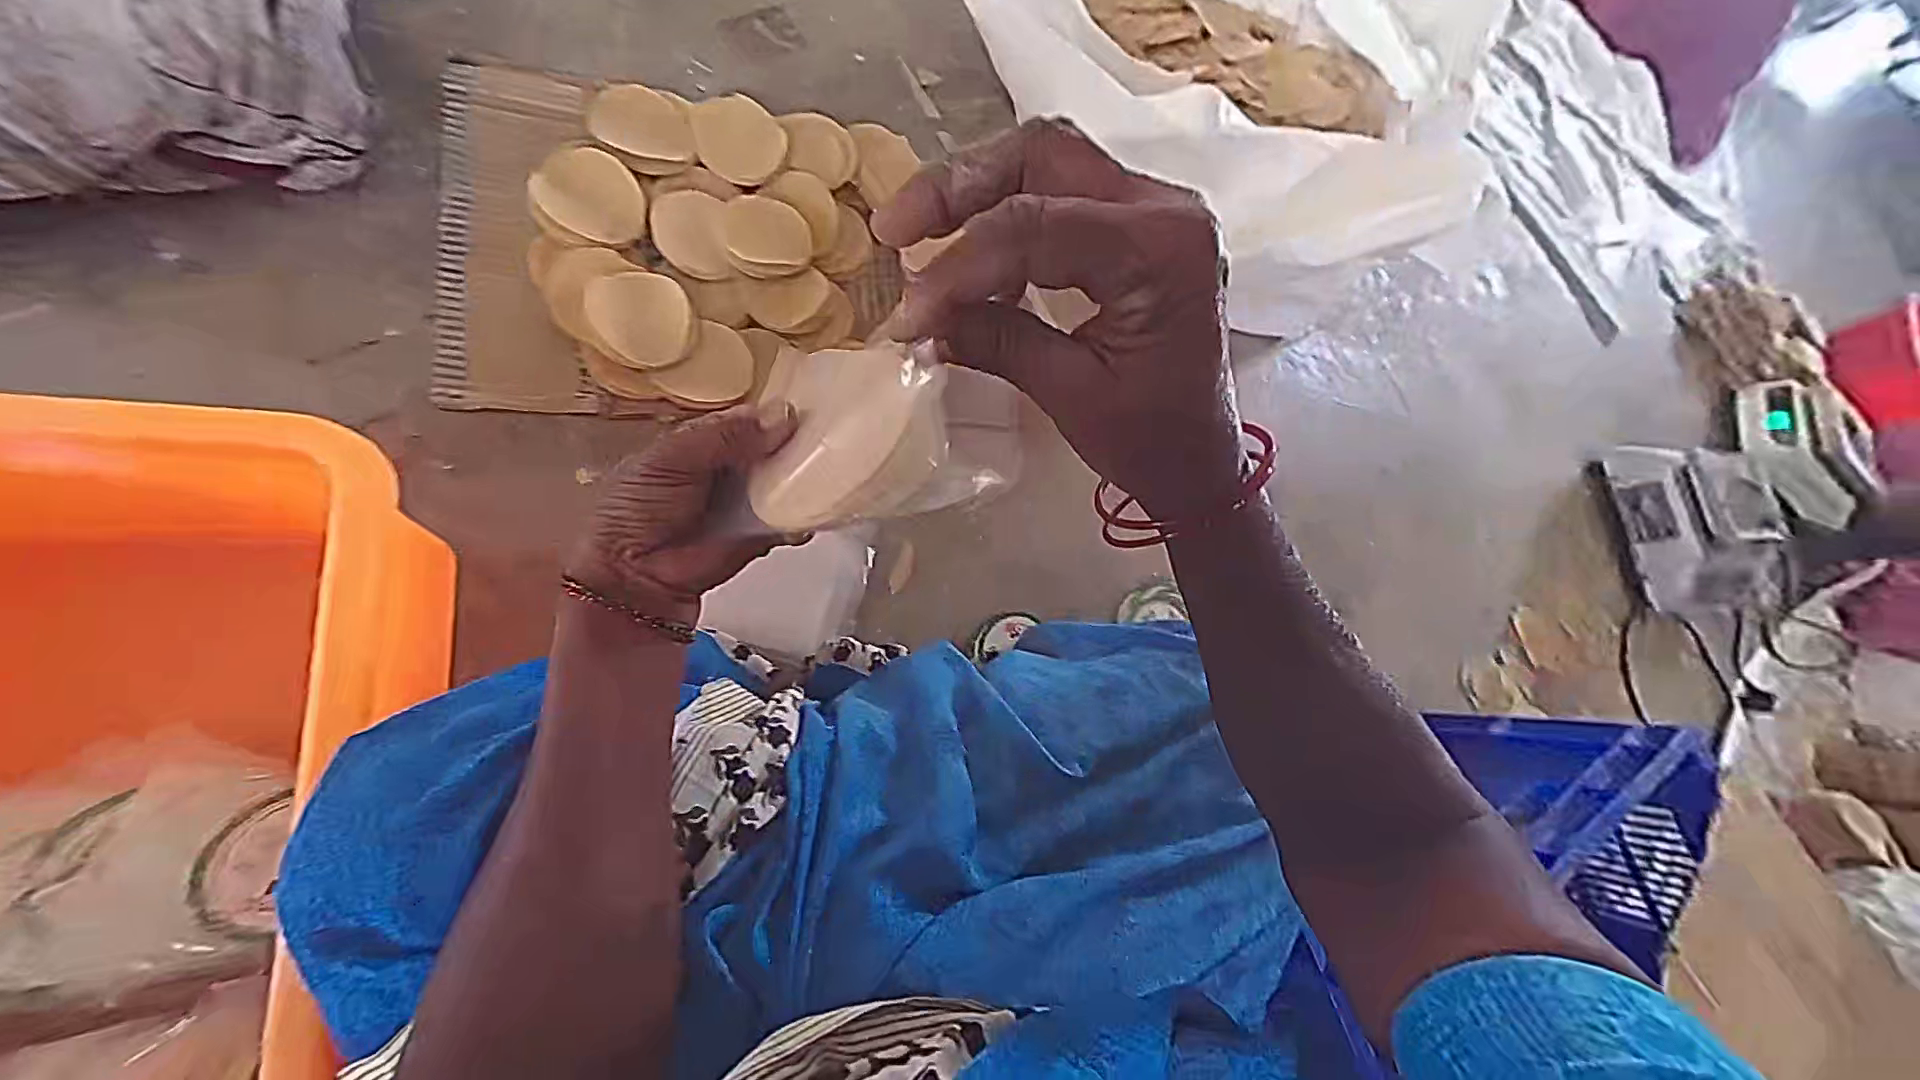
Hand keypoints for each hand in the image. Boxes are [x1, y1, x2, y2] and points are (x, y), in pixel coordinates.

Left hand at [565, 403, 798, 624]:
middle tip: (821, 439)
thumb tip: (779, 416)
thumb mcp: (673, 457)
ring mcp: (747, 503)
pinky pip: (790, 521)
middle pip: (772, 451)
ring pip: (785, 484)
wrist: (635, 575)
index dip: (771, 414)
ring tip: (826, 470)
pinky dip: (803, 517)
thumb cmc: (637, 509)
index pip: (745, 422)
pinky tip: (812, 509)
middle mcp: (729, 471)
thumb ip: (724, 436)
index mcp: (703, 444)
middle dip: (794, 445)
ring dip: (803, 479)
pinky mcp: (762, 534)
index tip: (804, 405)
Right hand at [873, 118, 1245, 520]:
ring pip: (1047, 164)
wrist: (1198, 459)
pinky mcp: (1136, 230)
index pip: (1038, 227)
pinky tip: (969, 258)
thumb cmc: (1150, 441)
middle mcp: (1163, 209)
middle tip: (896, 228)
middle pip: (1042, 157)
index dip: (960, 266)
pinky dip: (1005, 219)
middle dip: (959, 189)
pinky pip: (1061, 199)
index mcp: (1159, 252)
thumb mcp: (1070, 394)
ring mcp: (1153, 213)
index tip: (909, 311)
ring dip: (976, 194)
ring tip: (917, 234)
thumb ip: (998, 341)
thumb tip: (921, 320)